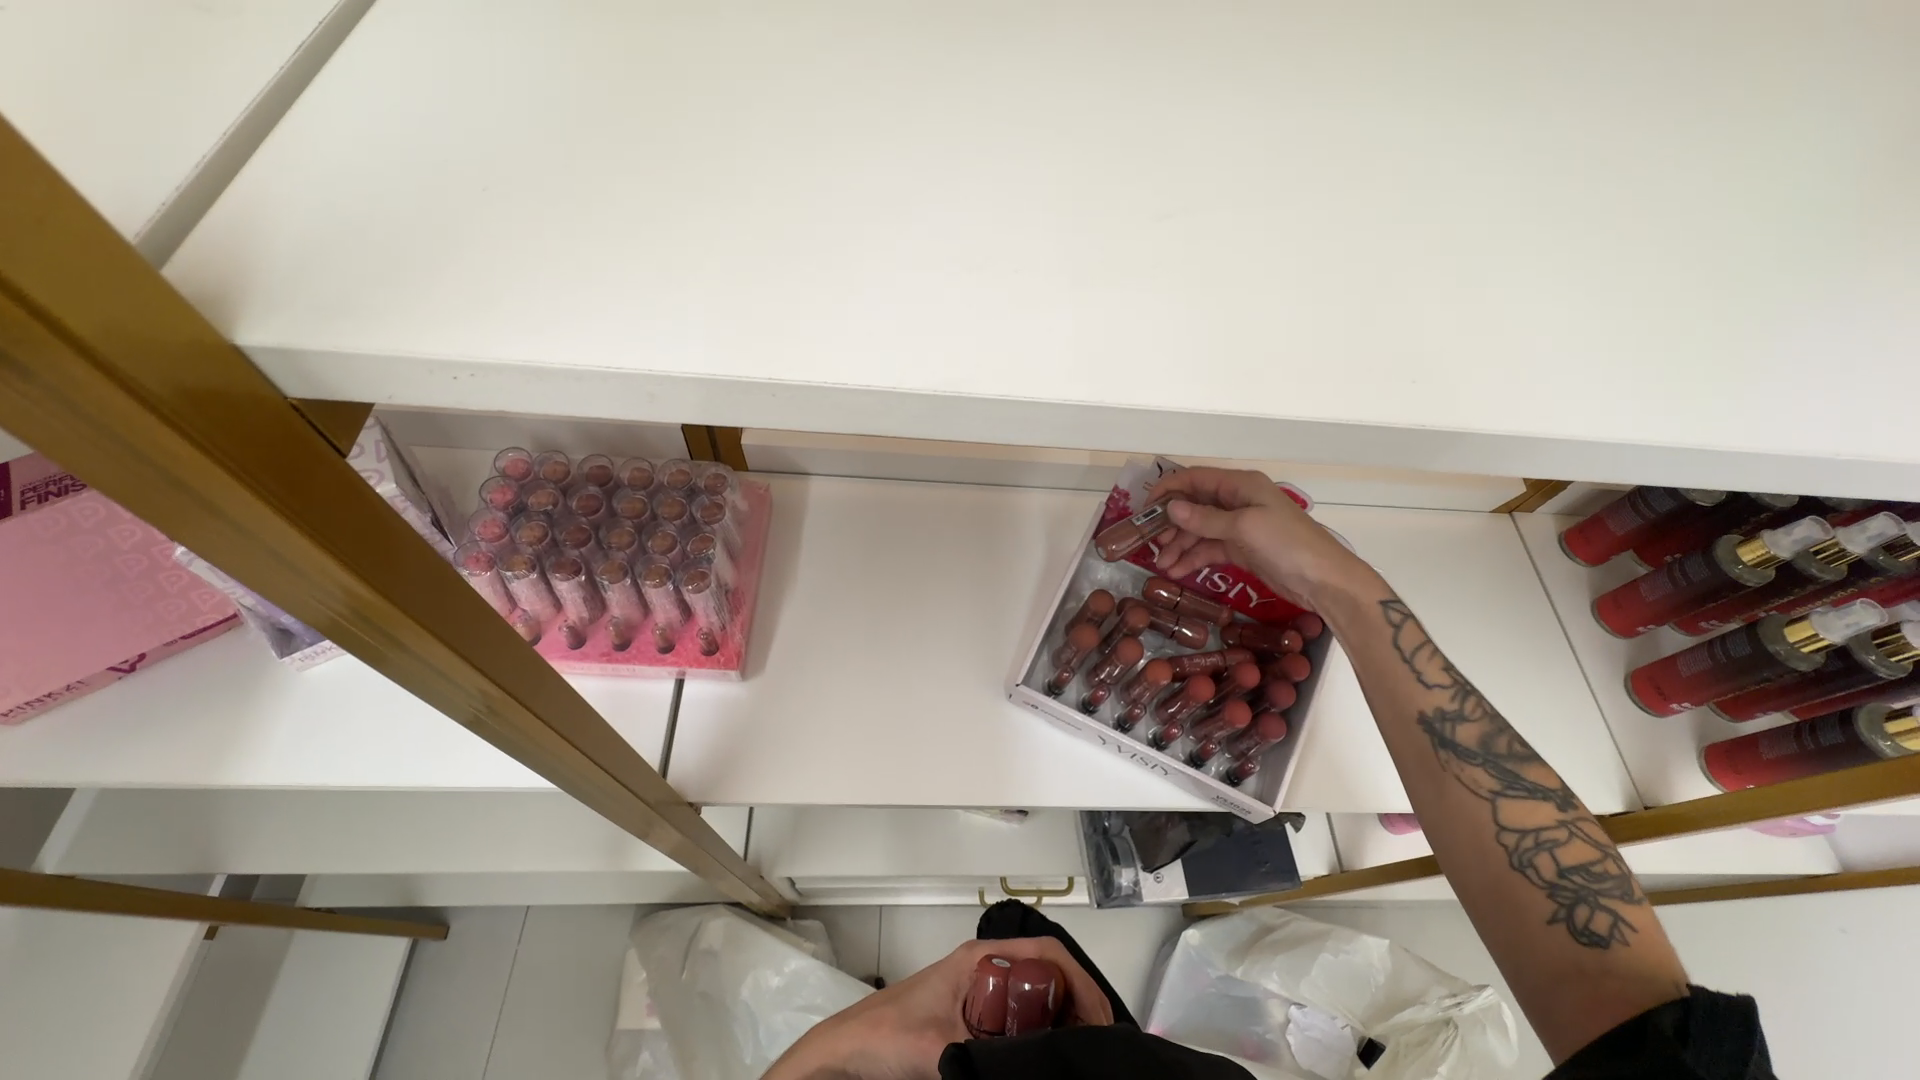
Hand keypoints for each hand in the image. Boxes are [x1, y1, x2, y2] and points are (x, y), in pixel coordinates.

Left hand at [764, 937, 1113, 1079]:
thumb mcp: (941, 1050)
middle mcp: (984, 967)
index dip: (1083, 984)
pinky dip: (1041, 1033)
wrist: (842, 1053)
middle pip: (1049, 975)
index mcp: (980, 959)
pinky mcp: (970, 1016)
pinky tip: (1046, 1059)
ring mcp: (977, 991)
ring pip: (1036, 996)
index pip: (1048, 955)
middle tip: (1097, 1048)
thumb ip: (986, 1062)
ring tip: (1080, 1056)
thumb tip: (1033, 1072)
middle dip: (1080, 1006)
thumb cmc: (886, 1037)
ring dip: (1063, 1020)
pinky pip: (1019, 1017)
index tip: (1100, 1025)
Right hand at [1147, 466, 1375, 609]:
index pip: (1194, 479)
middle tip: (1151, 544)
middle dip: (1170, 524)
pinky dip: (1192, 558)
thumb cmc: (1288, 545)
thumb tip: (1171, 508)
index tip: (1144, 510)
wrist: (1324, 581)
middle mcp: (1237, 501)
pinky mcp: (1241, 549)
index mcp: (1240, 485)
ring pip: (1198, 530)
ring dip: (1179, 545)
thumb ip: (1205, 519)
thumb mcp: (1244, 528)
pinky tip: (1176, 571)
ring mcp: (1239, 526)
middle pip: (1193, 506)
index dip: (1167, 490)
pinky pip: (1209, 549)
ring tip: (1162, 566)